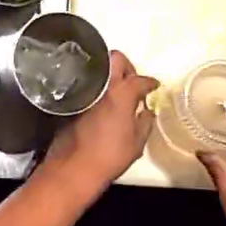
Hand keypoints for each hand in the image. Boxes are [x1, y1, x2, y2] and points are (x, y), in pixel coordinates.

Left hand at [43, 51, 159, 194]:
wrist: (74, 166)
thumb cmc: (110, 156)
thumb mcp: (136, 142)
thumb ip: (145, 122)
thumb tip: (147, 112)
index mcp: (122, 93)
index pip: (141, 79)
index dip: (151, 83)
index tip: (154, 86)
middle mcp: (103, 85)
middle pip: (117, 59)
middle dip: (128, 67)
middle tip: (132, 84)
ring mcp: (85, 90)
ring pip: (99, 69)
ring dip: (110, 76)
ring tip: (118, 93)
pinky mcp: (71, 98)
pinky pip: (88, 84)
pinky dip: (97, 88)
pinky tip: (102, 103)